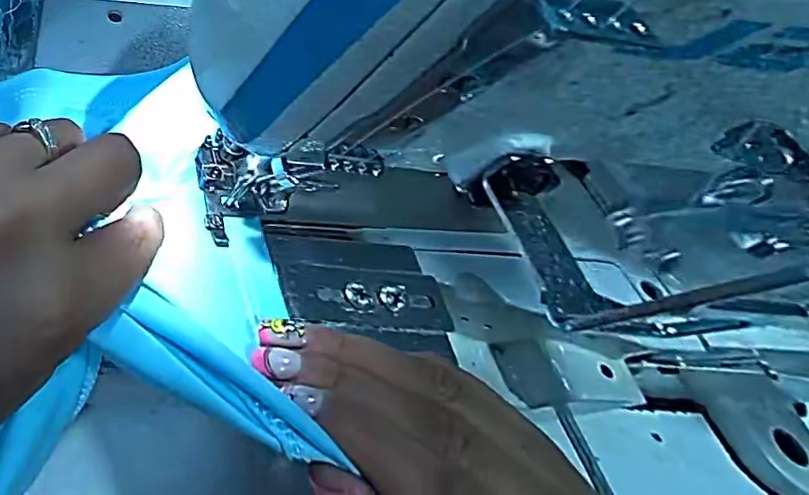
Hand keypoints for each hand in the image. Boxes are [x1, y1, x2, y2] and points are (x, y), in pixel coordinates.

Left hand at [0, 118, 164, 486]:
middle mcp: (24, 220)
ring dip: (50, 165)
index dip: (132, 230)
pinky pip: (3, 130)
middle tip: (70, 206)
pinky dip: (0, 157)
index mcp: (55, 296)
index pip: (141, 229)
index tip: (110, 234)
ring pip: (59, 131)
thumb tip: (136, 224)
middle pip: (117, 154)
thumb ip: (94, 295)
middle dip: (108, 179)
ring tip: (6, 199)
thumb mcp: (32, 368)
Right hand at [252, 326, 591, 494]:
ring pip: (440, 376)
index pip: (421, 454)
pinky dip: (397, 357)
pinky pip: (455, 377)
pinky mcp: (523, 424)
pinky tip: (357, 348)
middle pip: (426, 400)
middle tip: (277, 347)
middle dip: (341, 366)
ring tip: (302, 335)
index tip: (285, 387)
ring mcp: (531, 443)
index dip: (347, 413)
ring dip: (360, 350)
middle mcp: (523, 473)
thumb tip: (323, 465)